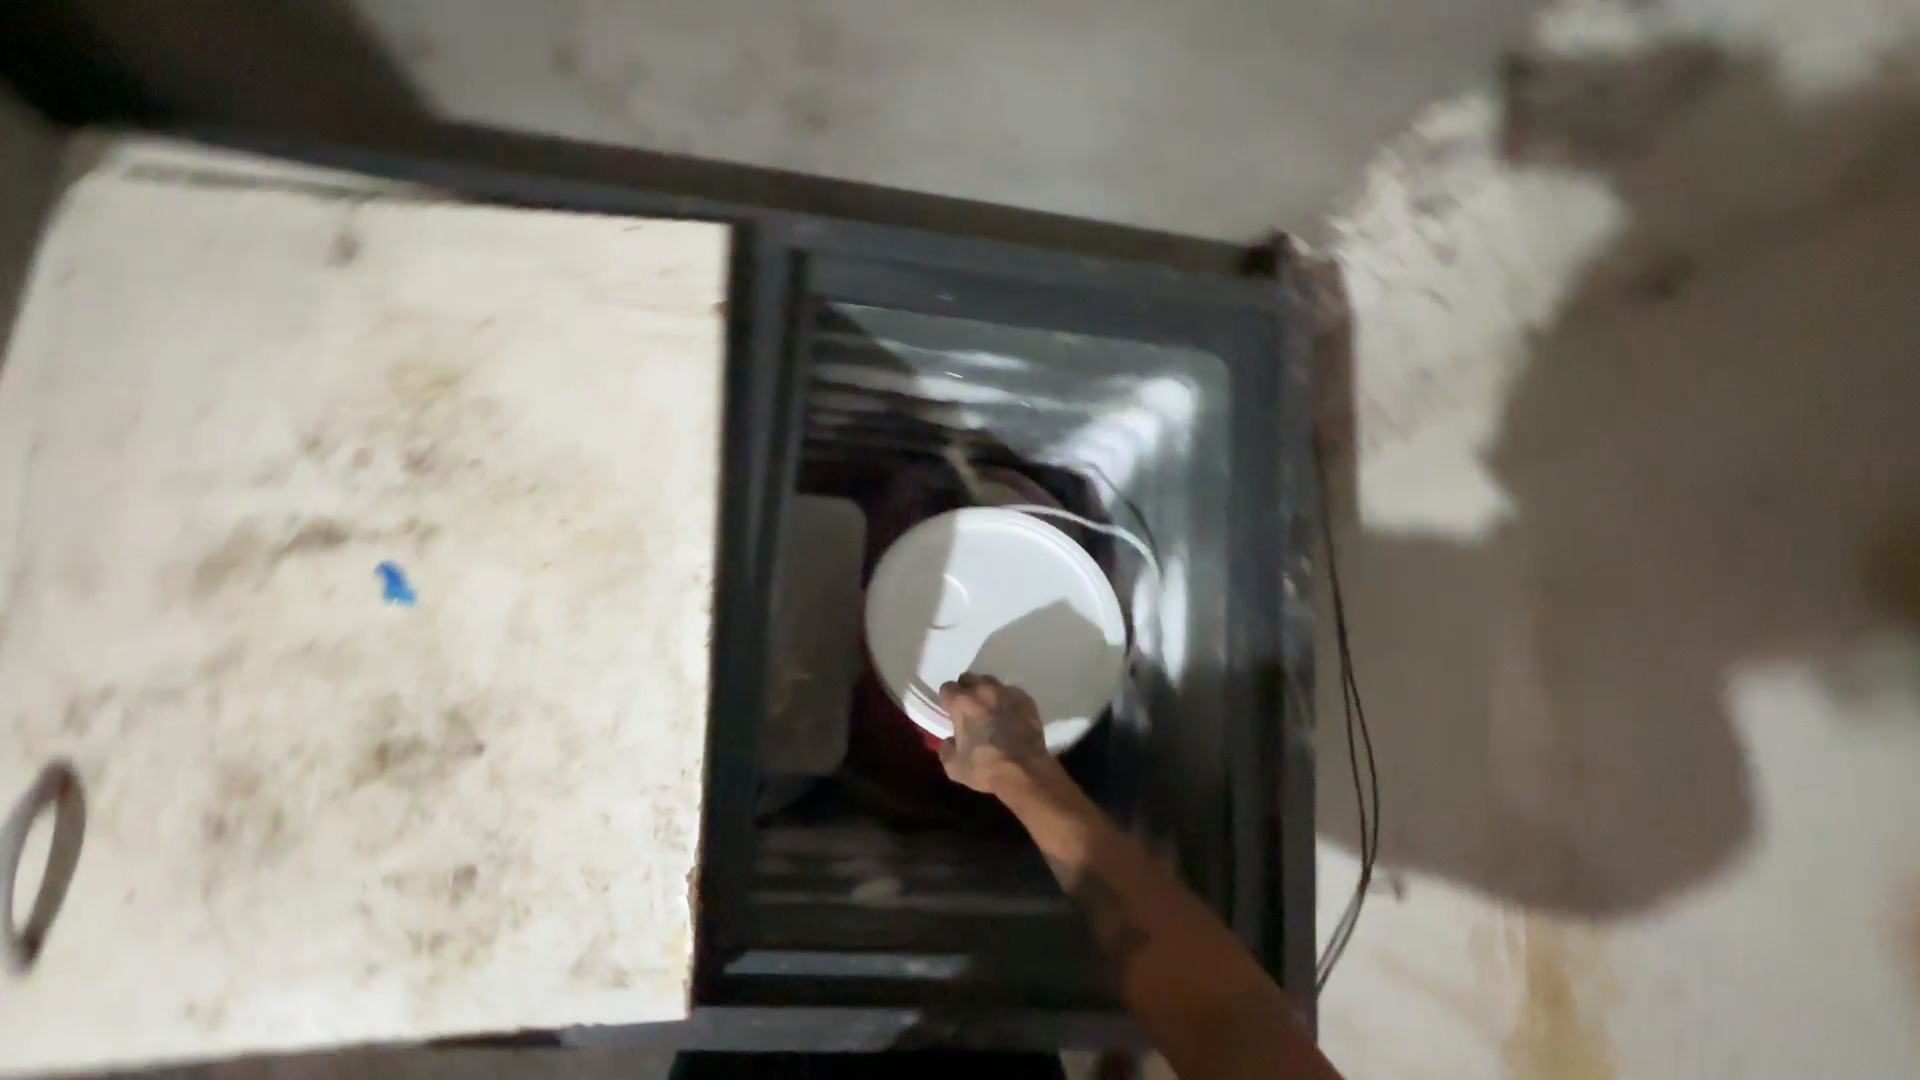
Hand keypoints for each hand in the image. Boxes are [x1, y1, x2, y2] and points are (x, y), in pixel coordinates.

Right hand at [937, 673, 1051, 795]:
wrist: (1025, 773)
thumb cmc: (986, 769)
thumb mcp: (954, 767)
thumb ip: (946, 748)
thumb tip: (950, 741)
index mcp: (962, 703)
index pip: (947, 688)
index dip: (947, 700)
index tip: (951, 712)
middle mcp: (984, 691)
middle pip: (969, 678)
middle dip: (966, 690)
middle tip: (969, 709)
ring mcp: (1007, 693)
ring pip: (991, 683)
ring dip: (986, 693)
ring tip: (990, 710)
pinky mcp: (1026, 700)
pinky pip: (1011, 693)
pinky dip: (1007, 701)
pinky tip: (1010, 716)